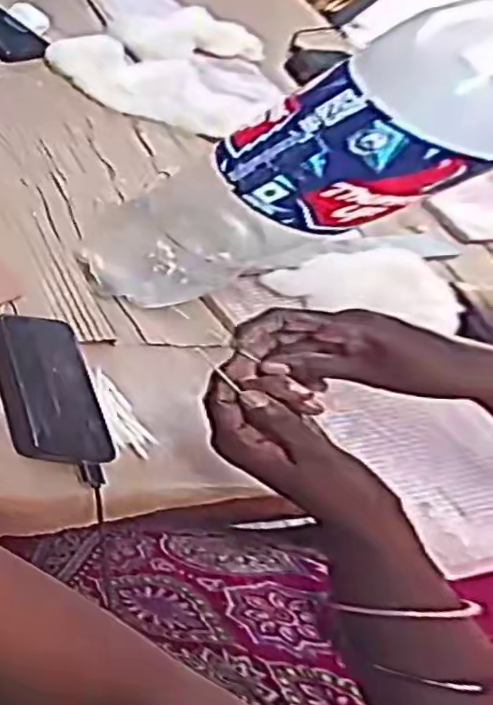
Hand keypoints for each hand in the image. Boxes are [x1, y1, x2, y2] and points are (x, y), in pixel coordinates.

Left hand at [206, 368, 405, 537]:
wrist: (365, 523)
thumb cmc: (344, 495)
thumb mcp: (313, 452)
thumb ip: (279, 420)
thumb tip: (249, 393)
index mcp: (234, 443)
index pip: (219, 399)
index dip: (231, 375)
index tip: (248, 357)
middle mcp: (234, 442)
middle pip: (229, 399)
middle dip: (255, 382)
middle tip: (283, 374)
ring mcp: (251, 442)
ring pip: (249, 404)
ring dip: (274, 394)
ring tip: (304, 396)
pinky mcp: (271, 443)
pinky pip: (267, 415)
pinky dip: (284, 405)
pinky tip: (308, 405)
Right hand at [234, 308, 492, 403]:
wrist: (478, 374)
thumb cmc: (434, 369)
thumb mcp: (363, 369)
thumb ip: (312, 363)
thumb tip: (270, 363)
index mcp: (343, 323)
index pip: (280, 319)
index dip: (250, 333)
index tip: (236, 350)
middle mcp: (342, 325)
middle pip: (282, 335)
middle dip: (264, 355)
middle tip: (253, 374)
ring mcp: (348, 336)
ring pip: (296, 348)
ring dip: (286, 367)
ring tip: (288, 385)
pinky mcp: (354, 349)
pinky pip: (315, 356)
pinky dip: (305, 371)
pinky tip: (311, 385)